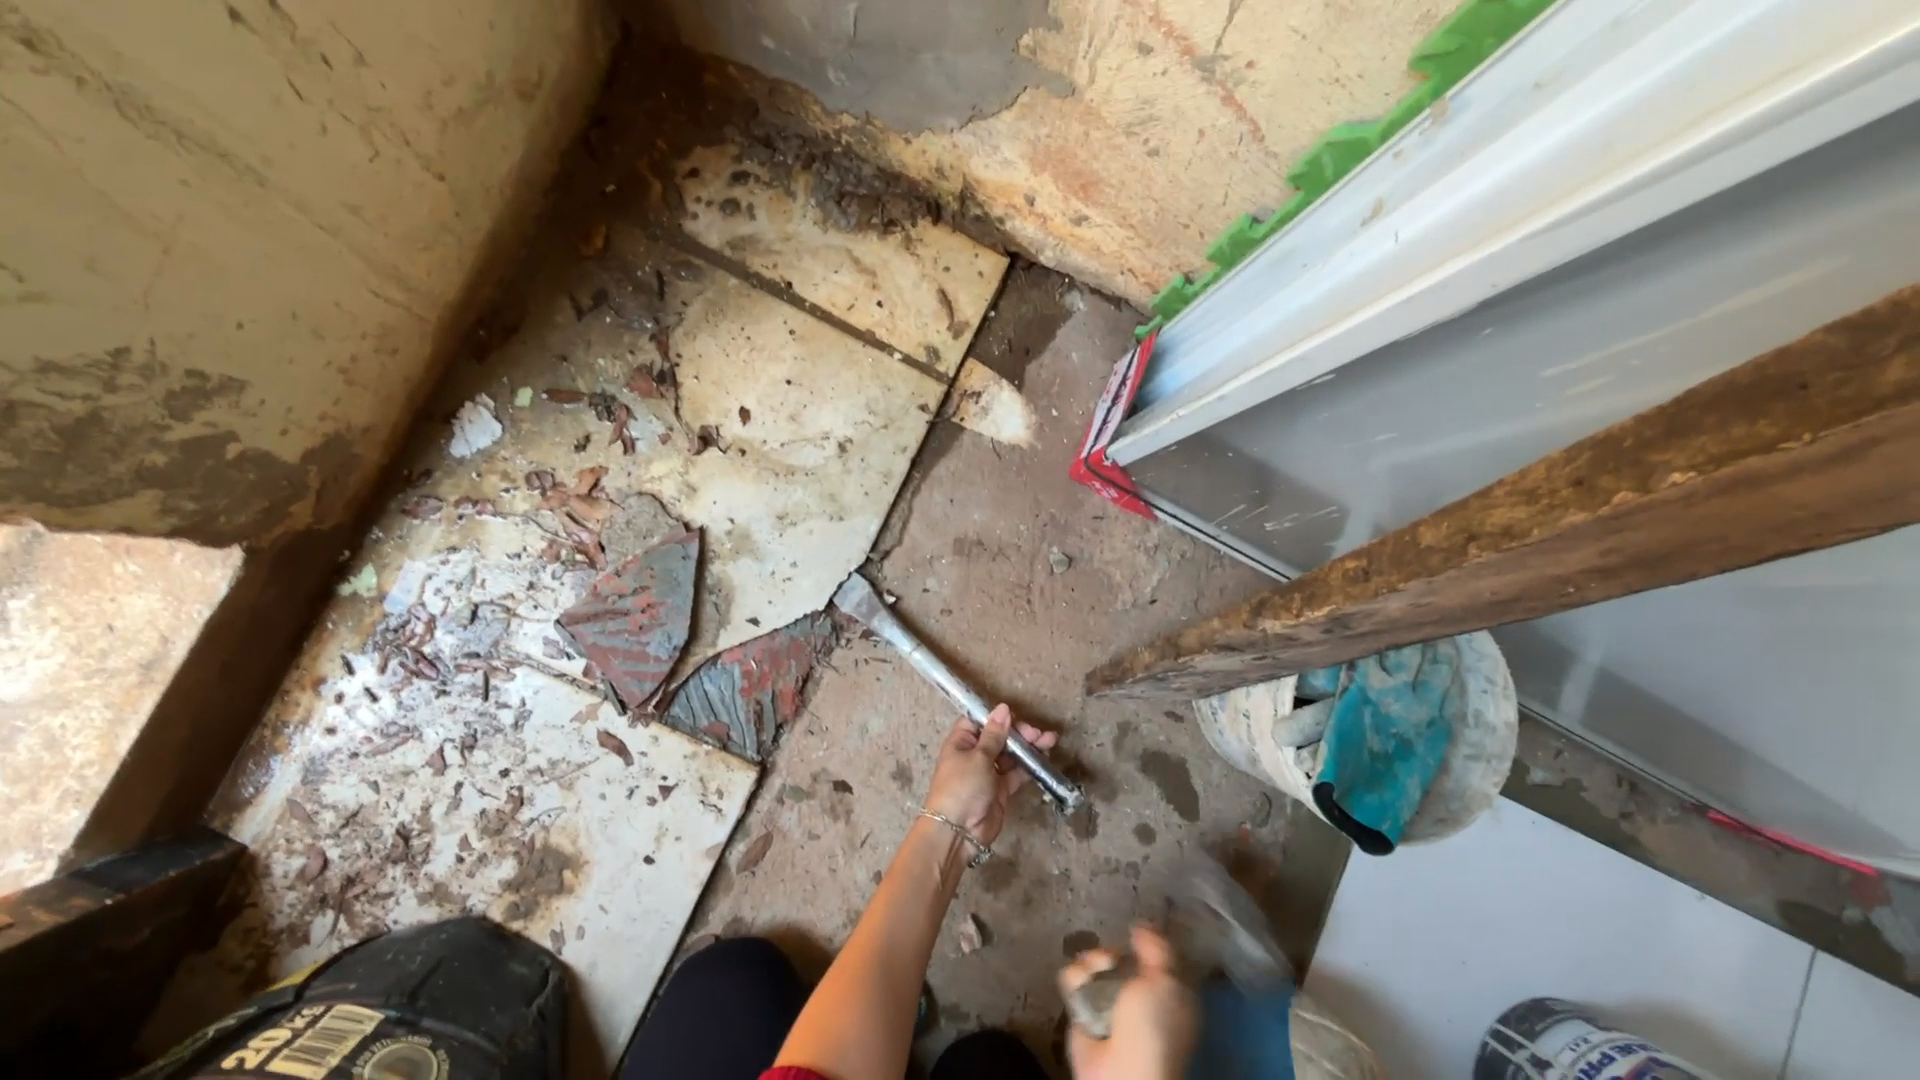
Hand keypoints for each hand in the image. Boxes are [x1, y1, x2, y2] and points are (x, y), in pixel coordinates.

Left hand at [922, 704, 1057, 846]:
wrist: (959, 831)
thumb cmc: (963, 787)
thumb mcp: (978, 757)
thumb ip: (994, 734)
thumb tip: (1002, 708)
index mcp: (962, 742)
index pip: (980, 721)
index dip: (998, 717)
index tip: (1016, 717)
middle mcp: (974, 754)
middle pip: (999, 737)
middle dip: (1019, 733)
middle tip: (1037, 734)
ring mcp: (988, 772)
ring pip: (1011, 754)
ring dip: (1028, 748)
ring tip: (1049, 741)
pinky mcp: (1001, 789)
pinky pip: (1017, 772)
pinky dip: (1029, 766)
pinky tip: (1044, 758)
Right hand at [1059, 926, 1198, 1079]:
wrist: (1121, 1071)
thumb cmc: (1153, 1027)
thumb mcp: (1167, 981)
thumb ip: (1157, 948)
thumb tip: (1142, 924)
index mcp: (1165, 990)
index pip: (1152, 954)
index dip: (1143, 940)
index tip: (1133, 928)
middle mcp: (1136, 994)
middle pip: (1118, 954)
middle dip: (1110, 952)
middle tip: (1110, 959)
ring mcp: (1107, 1001)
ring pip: (1093, 963)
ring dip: (1091, 963)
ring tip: (1094, 972)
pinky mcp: (1080, 1009)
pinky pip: (1073, 980)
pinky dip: (1074, 978)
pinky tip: (1080, 983)